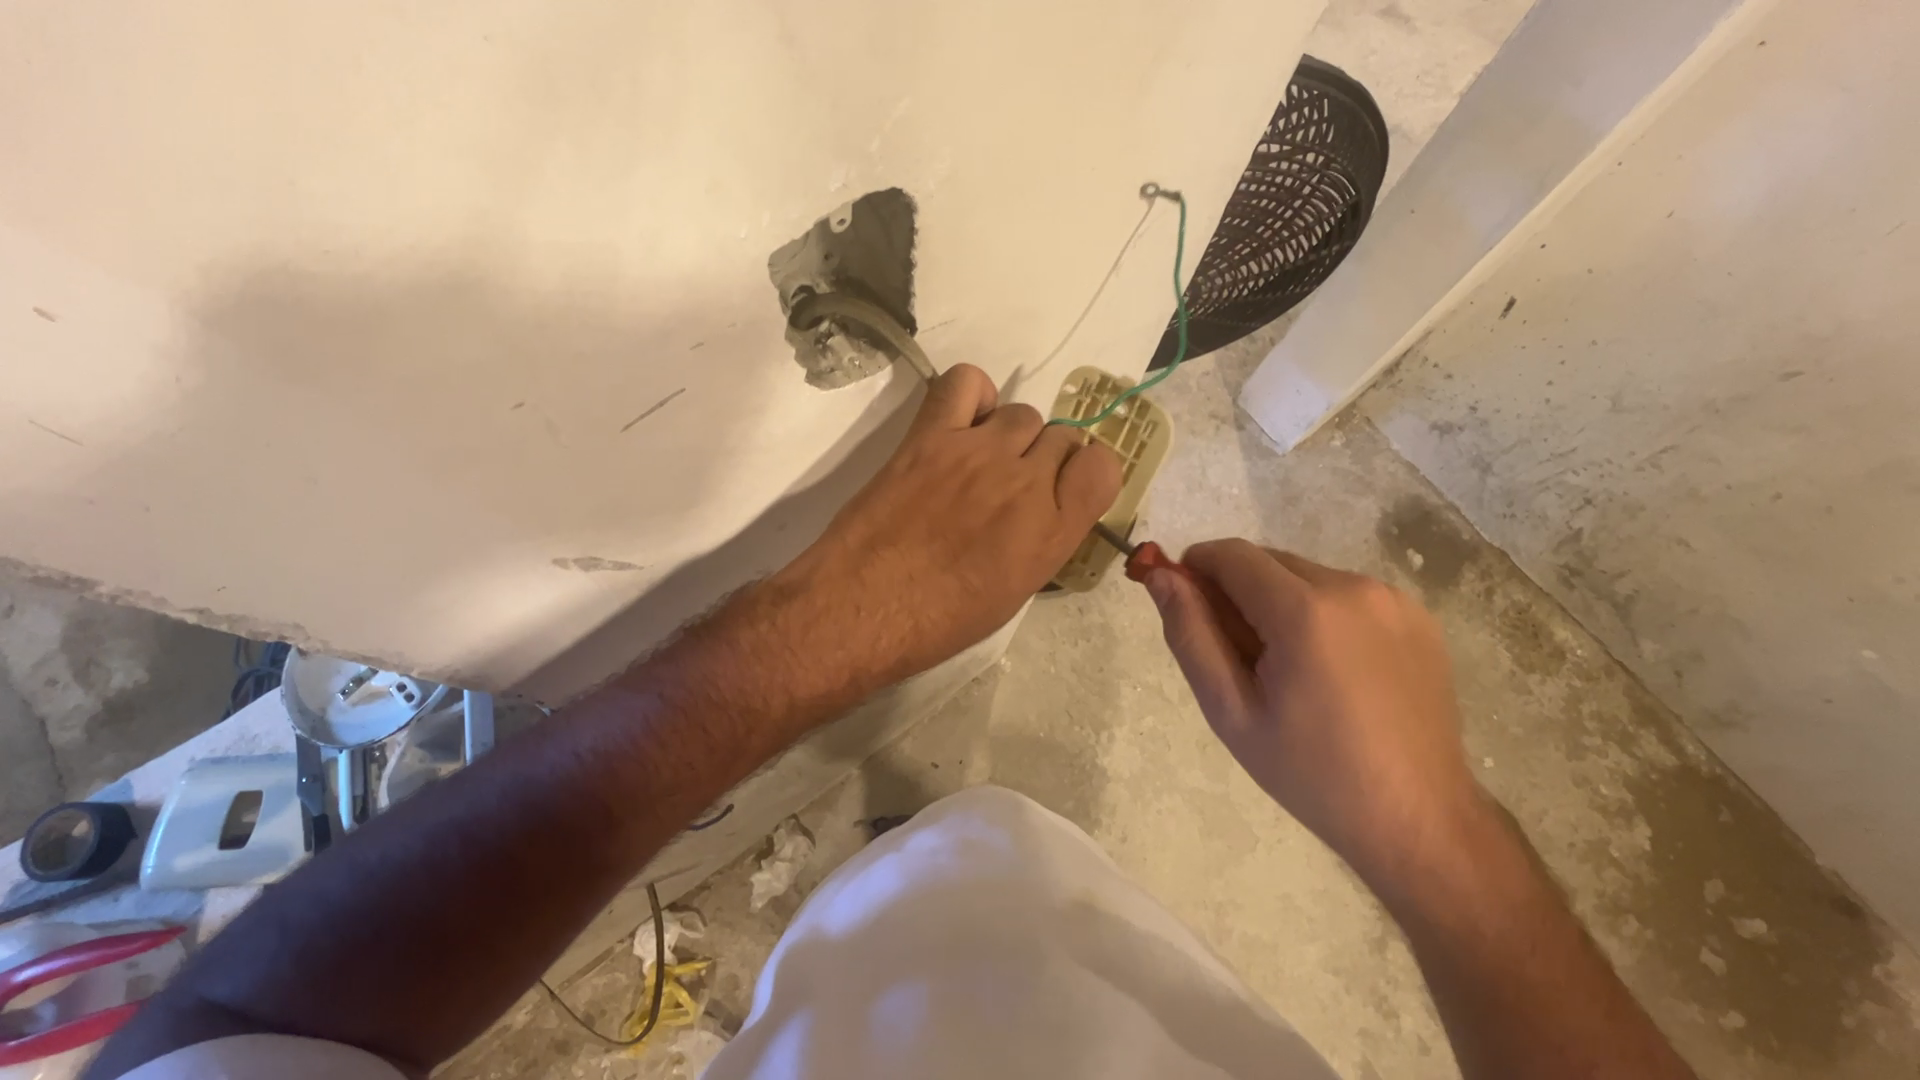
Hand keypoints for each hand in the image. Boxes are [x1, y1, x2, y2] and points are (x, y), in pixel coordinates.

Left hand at [776, 364, 1120, 689]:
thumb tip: (1042, 509)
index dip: (1084, 474)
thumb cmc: (938, 621)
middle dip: (1044, 459)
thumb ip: (1042, 540)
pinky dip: (973, 393)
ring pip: (1021, 413)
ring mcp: (978, 453)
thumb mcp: (1014, 592)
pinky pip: (966, 382)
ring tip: (979, 462)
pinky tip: (962, 423)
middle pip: (1061, 436)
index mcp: (1054, 531)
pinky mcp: (931, 435)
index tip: (1062, 489)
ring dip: (1009, 434)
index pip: (1103, 466)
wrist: (862, 610)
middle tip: (1009, 486)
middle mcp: (1025, 483)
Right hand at [1146, 539, 1486, 886]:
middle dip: (1239, 593)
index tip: (1188, 608)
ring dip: (1281, 604)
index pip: (1231, 554)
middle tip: (1239, 658)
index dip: (1196, 570)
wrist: (1417, 817)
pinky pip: (1347, 596)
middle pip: (1270, 562)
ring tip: (1289, 672)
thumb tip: (1159, 578)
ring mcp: (1394, 600)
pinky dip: (1323, 616)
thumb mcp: (1231, 712)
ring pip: (1308, 577)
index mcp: (1305, 612)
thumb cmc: (1311, 773)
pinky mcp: (1419, 617)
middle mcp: (1353, 587)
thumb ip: (1190, 635)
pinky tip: (1331, 672)